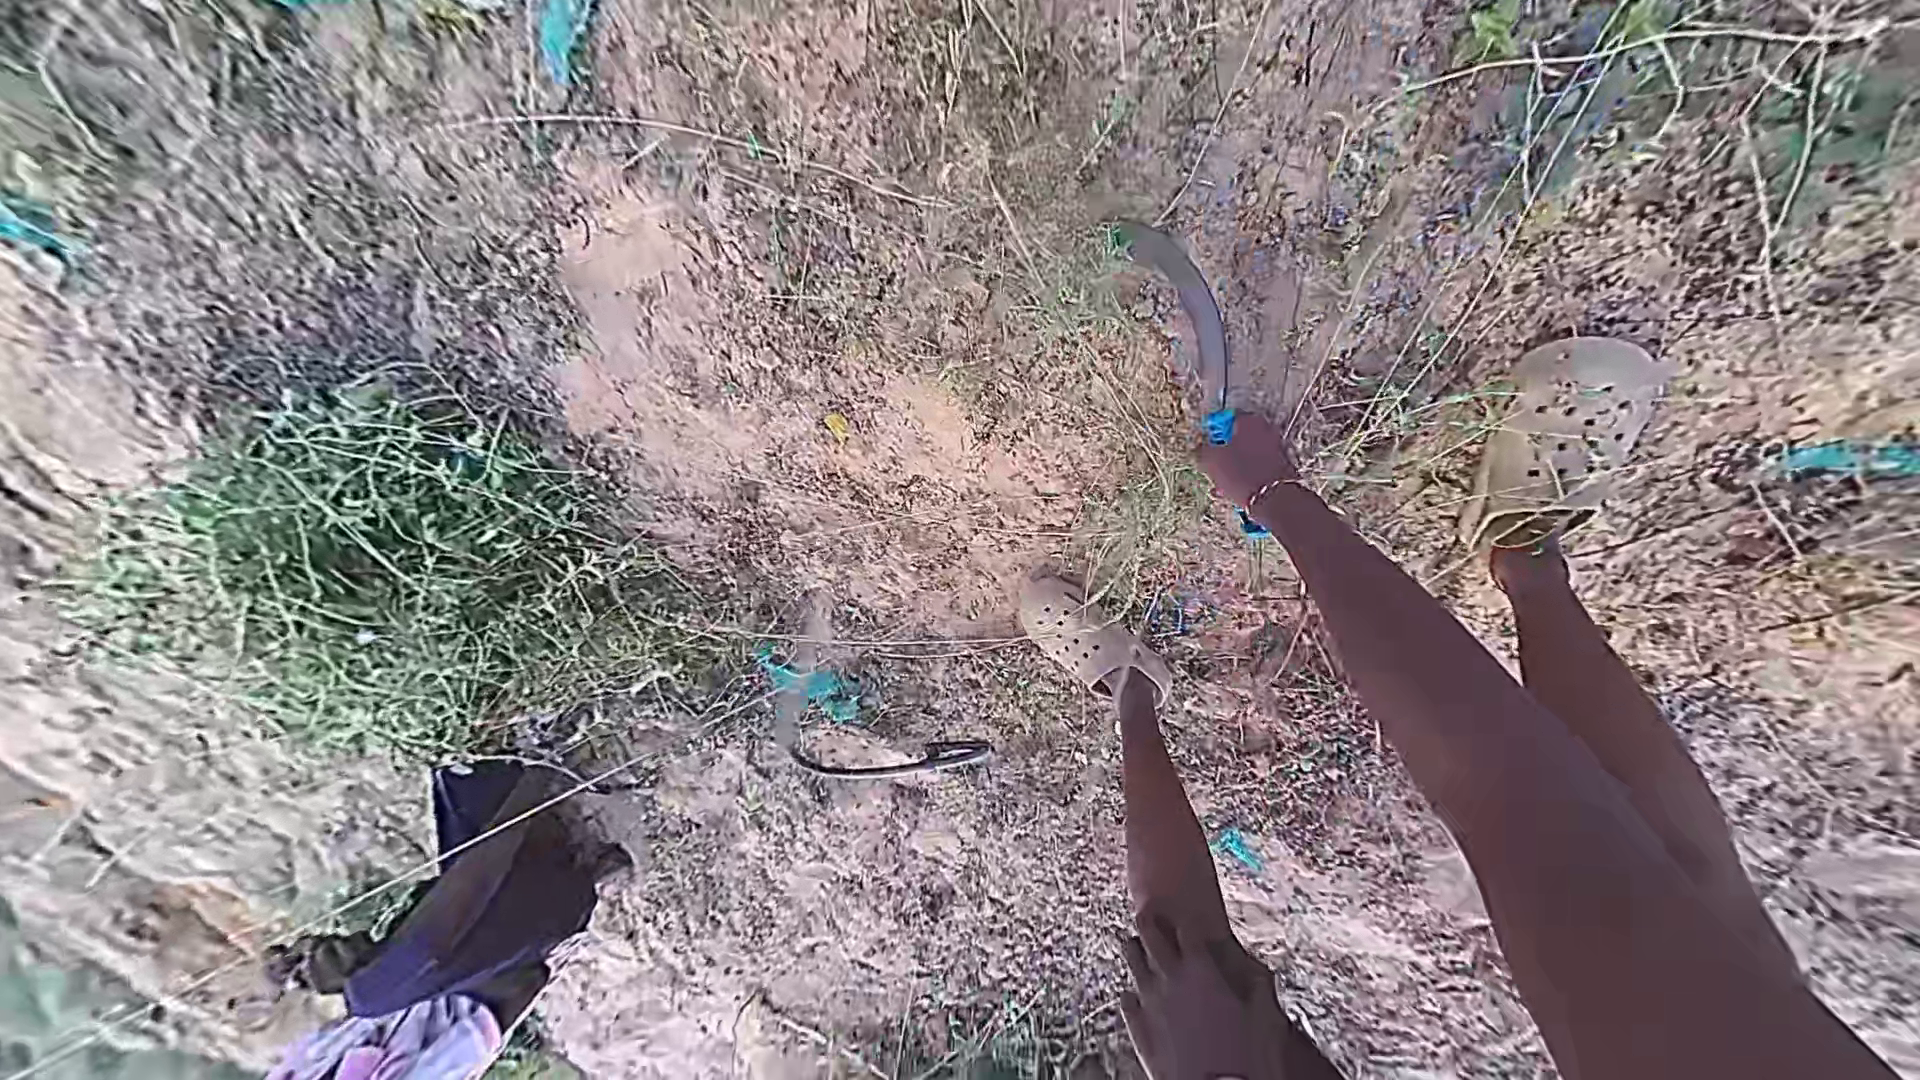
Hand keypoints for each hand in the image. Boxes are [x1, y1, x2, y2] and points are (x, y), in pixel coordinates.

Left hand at [1121, 911, 1291, 1079]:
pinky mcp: (1139, 1027)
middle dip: (1149, 921)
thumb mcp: (1266, 1021)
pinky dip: (1131, 996)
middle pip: (1150, 933)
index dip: (1186, 923)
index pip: (1186, 930)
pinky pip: (1127, 1000)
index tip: (1186, 923)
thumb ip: (1261, 991)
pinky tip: (1133, 995)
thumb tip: (1263, 976)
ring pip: (1132, 959)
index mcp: (1200, 969)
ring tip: (1136, 945)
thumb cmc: (1246, 1062)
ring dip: (1135, 951)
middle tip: (1148, 914)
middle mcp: (1170, 977)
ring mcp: (1150, 1000)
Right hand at [1198, 412, 1299, 507]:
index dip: (1212, 430)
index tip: (1205, 440)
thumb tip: (1199, 449)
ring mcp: (1274, 449)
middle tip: (1211, 460)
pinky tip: (1232, 488)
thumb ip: (1201, 450)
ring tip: (1220, 479)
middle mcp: (1265, 430)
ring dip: (1231, 465)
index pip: (1226, 417)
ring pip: (1245, 454)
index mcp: (1249, 421)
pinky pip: (1254, 467)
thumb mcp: (1210, 460)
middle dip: (1223, 450)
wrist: (1271, 498)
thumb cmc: (1244, 474)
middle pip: (1237, 437)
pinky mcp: (1278, 467)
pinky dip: (1242, 475)